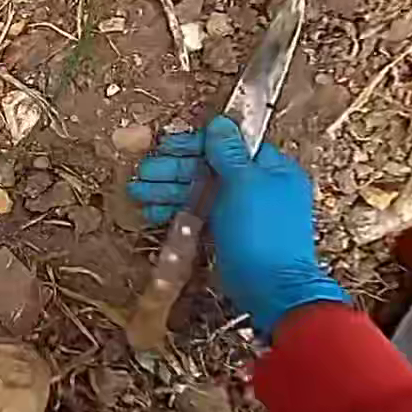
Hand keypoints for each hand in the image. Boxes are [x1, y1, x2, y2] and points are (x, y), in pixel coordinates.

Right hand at [127, 115, 348, 339]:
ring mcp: (239, 211)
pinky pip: (196, 215)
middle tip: (143, 173)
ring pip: (198, 192)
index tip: (164, 147)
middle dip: (171, 170)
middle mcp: (254, 186)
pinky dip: (175, 212)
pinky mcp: (225, 233)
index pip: (226, 145)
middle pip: (207, 168)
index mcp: (269, 168)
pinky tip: (152, 213)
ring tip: (138, 193)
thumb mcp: (245, 185)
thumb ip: (229, 153)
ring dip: (166, 190)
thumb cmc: (263, 232)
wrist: (272, 289)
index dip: (192, 145)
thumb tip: (219, 122)